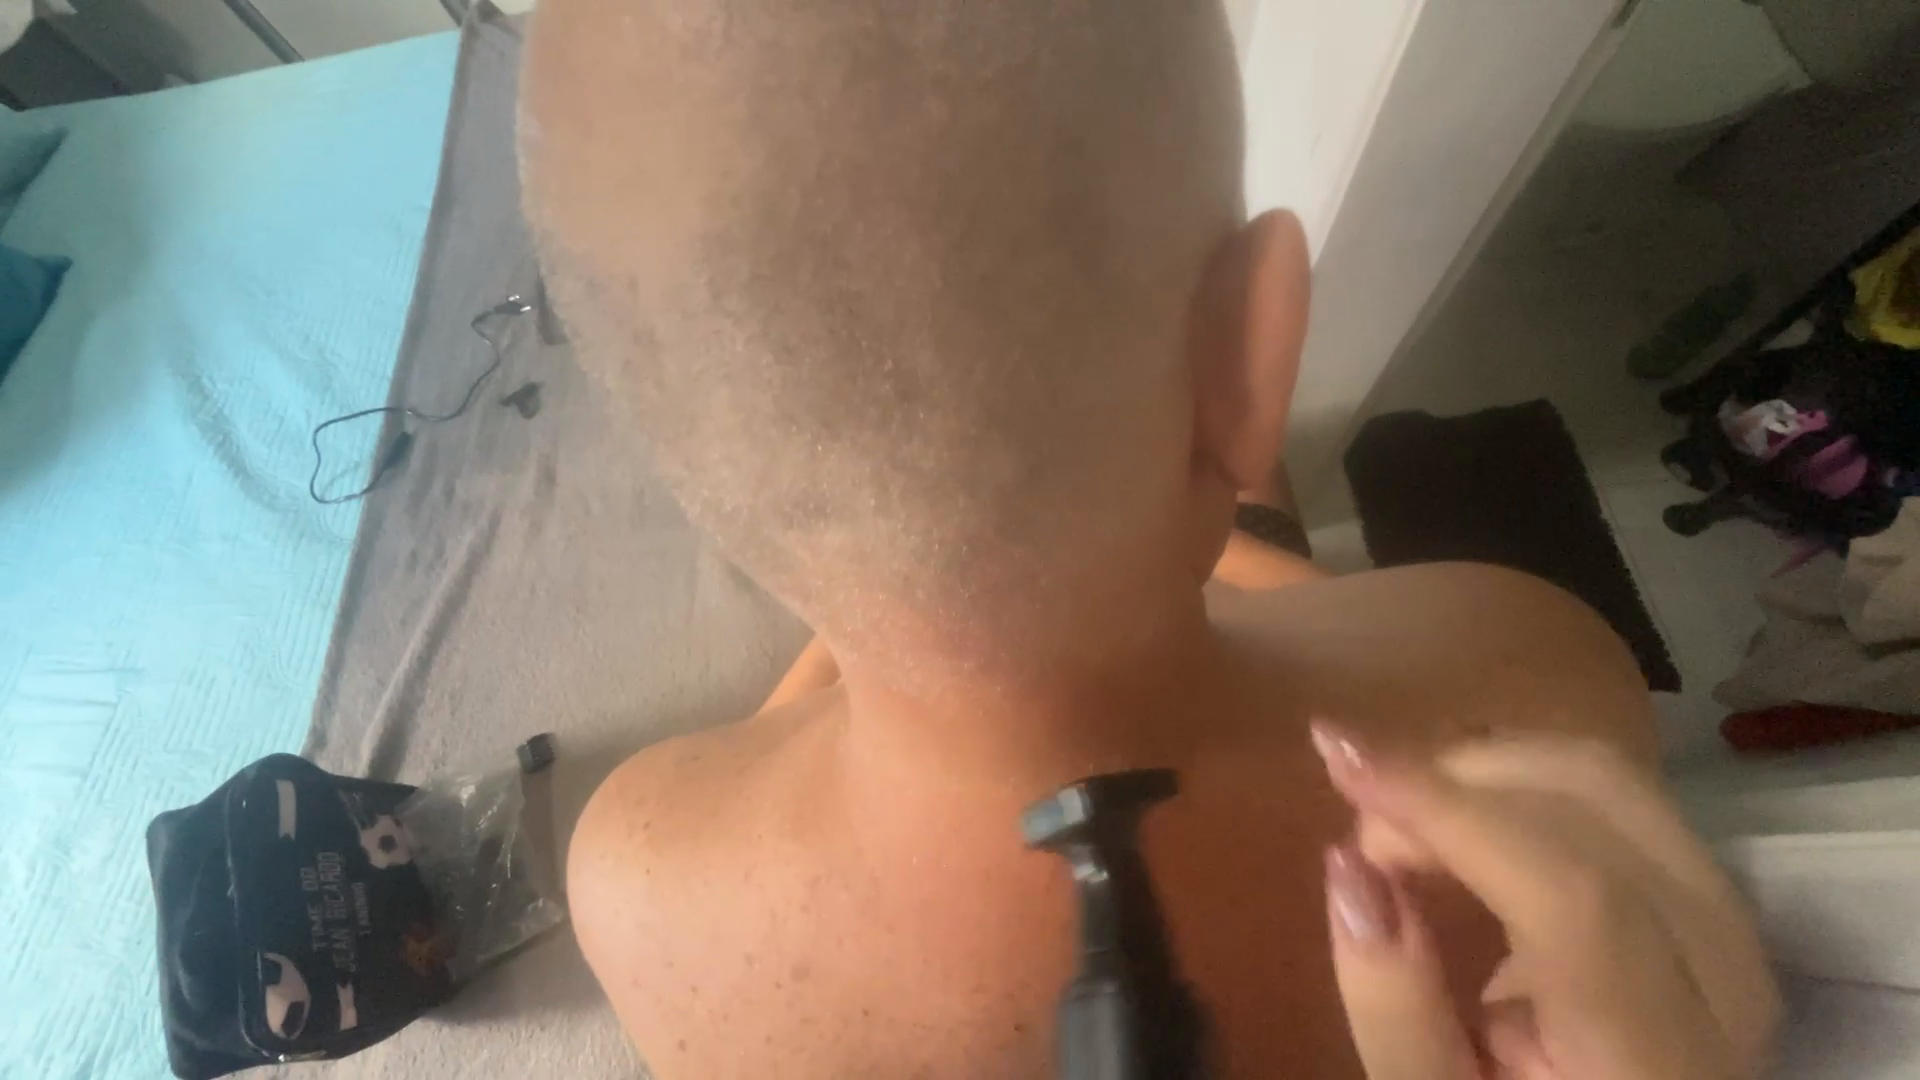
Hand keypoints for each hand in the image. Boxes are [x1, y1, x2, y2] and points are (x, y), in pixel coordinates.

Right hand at [1313, 726, 1777, 1079]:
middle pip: (1587, 804)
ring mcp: (1722, 918)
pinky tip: (1454, 816)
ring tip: (1408, 829)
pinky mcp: (1697, 884)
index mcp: (1654, 1054)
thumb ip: (1393, 1009)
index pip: (1567, 894)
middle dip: (1448, 782)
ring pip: (1594, 773)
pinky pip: (1599, 781)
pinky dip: (1503, 773)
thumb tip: (1346, 864)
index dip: (1445, 809)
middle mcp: (1720, 974)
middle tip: (1370, 840)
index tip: (1335, 753)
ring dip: (1473, 770)